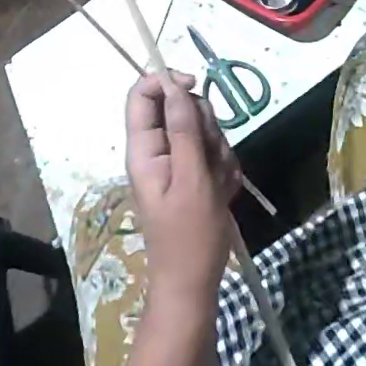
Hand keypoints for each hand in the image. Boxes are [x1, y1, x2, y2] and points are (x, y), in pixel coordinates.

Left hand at [126, 70, 241, 304]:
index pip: (142, 93)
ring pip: (201, 129)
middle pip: (179, 107)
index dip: (166, 80)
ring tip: (219, 183)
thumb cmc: (190, 236)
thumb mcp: (191, 180)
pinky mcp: (193, 174)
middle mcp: (156, 148)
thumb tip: (175, 86)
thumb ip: (184, 130)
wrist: (195, 285)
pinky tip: (224, 191)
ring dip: (218, 150)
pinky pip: (212, 152)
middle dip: (204, 125)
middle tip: (211, 155)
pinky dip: (223, 168)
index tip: (196, 83)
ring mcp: (176, 161)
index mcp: (143, 147)